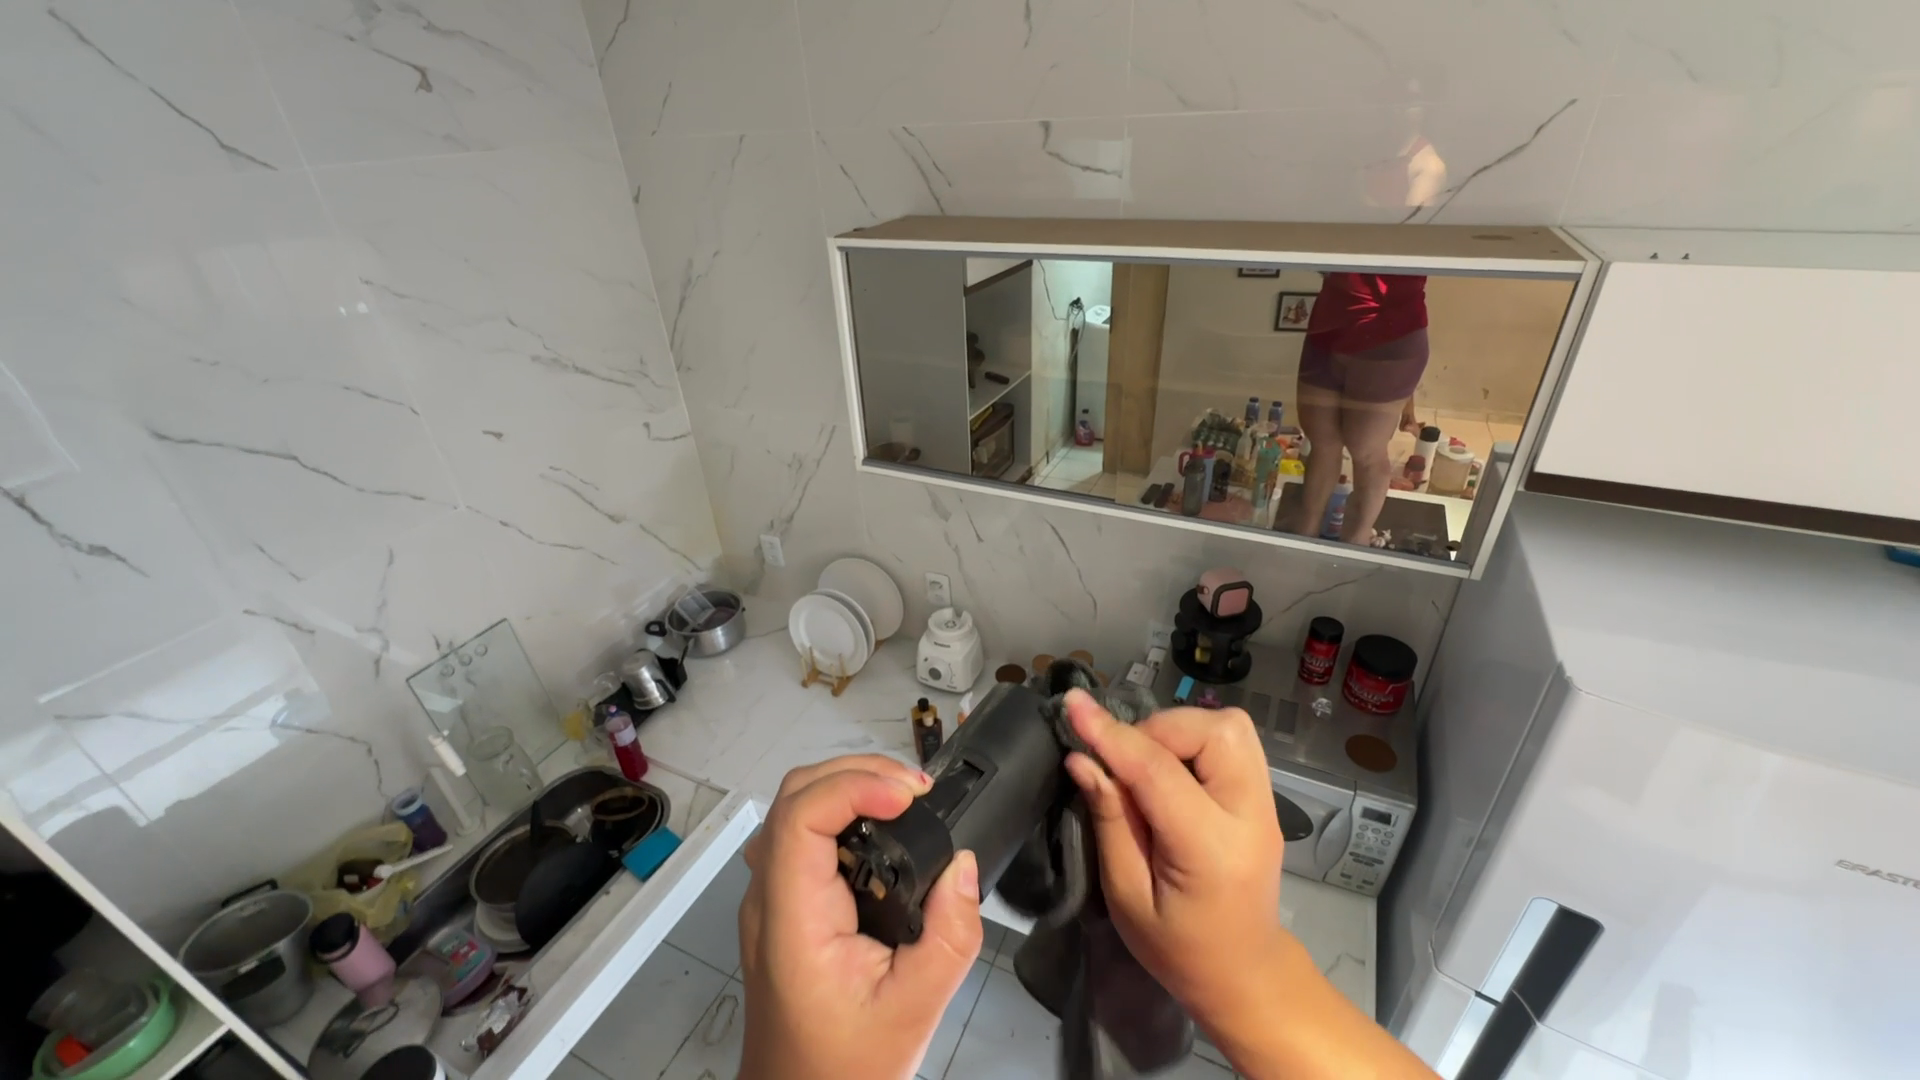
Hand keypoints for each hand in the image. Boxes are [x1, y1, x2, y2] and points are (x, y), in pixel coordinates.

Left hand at [737, 755, 983, 1079]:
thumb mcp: (915, 1011)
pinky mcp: (784, 899)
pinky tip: (884, 823)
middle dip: (857, 772)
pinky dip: (844, 808)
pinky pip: (804, 830)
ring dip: (849, 783)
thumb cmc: (847, 1068)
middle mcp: (769, 896)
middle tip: (916, 790)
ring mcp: (770, 895)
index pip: (800, 816)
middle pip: (795, 794)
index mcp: (791, 920)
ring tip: (906, 799)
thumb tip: (962, 864)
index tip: (909, 796)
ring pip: (796, 805)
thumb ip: (949, 938)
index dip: (852, 785)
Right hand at [1060, 690, 1284, 1021]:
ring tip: (1144, 762)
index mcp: (1211, 851)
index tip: (1072, 705)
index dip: (1111, 734)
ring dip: (1178, 729)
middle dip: (1157, 728)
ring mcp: (1266, 804)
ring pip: (1229, 726)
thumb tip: (1082, 760)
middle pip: (1215, 731)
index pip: (1159, 772)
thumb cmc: (1177, 949)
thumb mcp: (1127, 897)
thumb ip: (1110, 821)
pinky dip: (1194, 738)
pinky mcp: (1264, 797)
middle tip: (1122, 759)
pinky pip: (1232, 741)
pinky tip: (1169, 768)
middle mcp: (1250, 817)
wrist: (1245, 974)